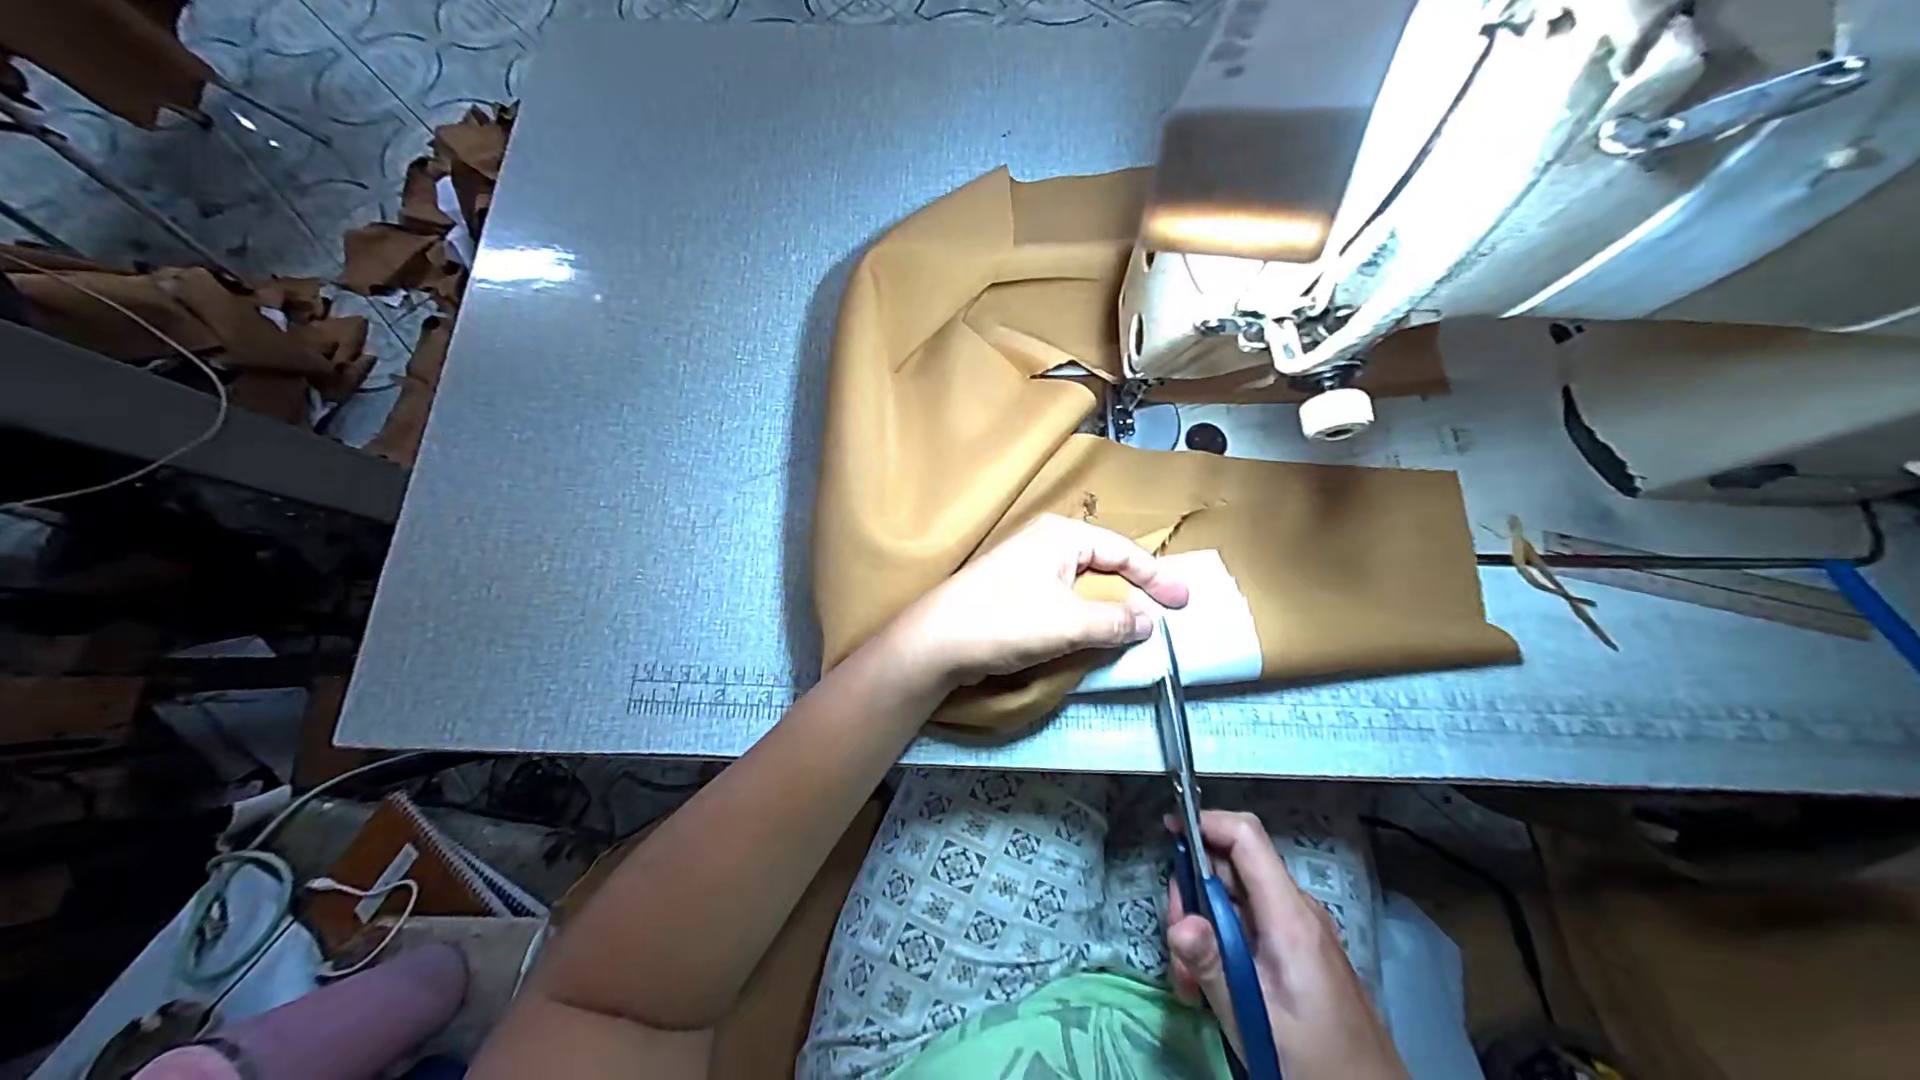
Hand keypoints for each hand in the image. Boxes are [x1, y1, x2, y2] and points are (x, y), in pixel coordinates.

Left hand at [890, 514, 1189, 688]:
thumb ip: (1114, 621)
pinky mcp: (1014, 593)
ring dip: (1109, 605)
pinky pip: (1063, 599)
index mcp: (1061, 536)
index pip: (1122, 549)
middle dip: (1135, 587)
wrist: (936, 642)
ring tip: (1136, 625)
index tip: (1183, 600)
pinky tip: (1094, 632)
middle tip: (1165, 610)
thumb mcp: (1068, 623)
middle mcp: (1045, 544)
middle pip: (1104, 562)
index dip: (1156, 575)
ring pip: (1082, 584)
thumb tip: (1148, 622)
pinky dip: (1084, 614)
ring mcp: (1026, 568)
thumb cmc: (1004, 621)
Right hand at [1167, 811, 1408, 1079]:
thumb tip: (1179, 923)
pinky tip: (1212, 985)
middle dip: (1192, 895)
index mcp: (1289, 916)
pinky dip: (1221, 942)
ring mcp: (1298, 928)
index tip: (1169, 831)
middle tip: (1176, 947)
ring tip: (1192, 983)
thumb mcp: (1256, 1019)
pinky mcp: (1296, 948)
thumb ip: (1214, 967)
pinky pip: (1247, 923)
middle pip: (1229, 867)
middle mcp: (1296, 909)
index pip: (1246, 836)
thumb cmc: (1317, 1062)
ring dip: (1202, 927)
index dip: (1206, 822)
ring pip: (1233, 898)